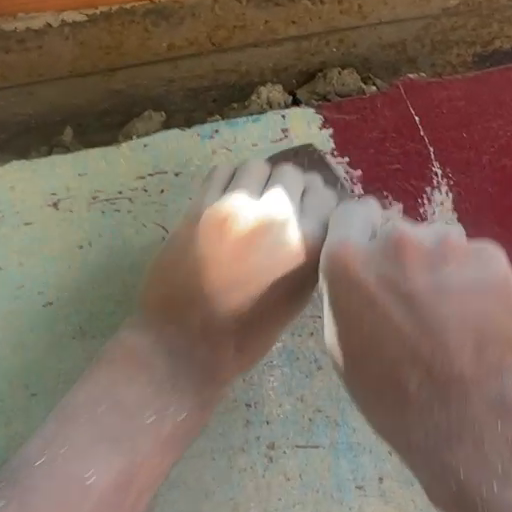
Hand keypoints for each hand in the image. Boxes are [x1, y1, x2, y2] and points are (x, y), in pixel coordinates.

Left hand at [135, 158, 339, 391]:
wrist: (184, 346)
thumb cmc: (248, 332)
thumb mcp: (300, 293)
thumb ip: (313, 248)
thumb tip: (315, 213)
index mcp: (310, 243)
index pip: (326, 194)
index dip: (316, 201)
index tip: (306, 211)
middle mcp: (279, 217)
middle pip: (294, 173)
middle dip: (287, 188)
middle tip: (273, 207)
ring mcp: (238, 207)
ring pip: (258, 166)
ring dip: (256, 180)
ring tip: (247, 201)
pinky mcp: (202, 205)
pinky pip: (222, 171)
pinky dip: (226, 181)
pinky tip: (223, 201)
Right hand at [318, 200, 511, 511]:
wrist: (470, 413)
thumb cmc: (394, 393)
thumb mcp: (344, 344)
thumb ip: (348, 291)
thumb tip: (361, 271)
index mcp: (347, 261)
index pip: (352, 214)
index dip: (364, 232)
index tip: (376, 253)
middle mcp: (394, 239)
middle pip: (400, 231)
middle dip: (407, 257)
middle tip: (420, 300)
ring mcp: (446, 242)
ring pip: (442, 241)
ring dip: (445, 265)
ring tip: (456, 313)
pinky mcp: (489, 253)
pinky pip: (478, 257)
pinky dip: (480, 279)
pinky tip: (483, 316)